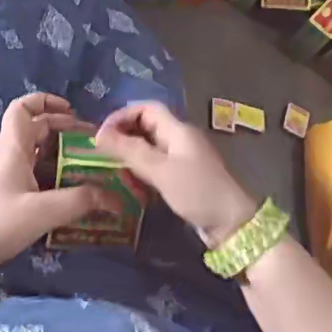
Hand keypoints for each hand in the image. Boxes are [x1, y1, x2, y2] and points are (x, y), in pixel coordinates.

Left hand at [0, 94, 113, 272]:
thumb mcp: (43, 212)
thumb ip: (80, 201)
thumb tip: (113, 196)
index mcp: (13, 146)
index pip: (24, 107)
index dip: (46, 101)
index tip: (72, 111)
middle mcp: (8, 153)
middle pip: (36, 127)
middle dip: (64, 128)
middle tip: (92, 141)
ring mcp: (6, 171)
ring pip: (36, 150)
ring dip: (61, 152)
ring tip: (89, 163)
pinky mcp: (6, 190)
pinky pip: (34, 170)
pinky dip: (53, 171)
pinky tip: (72, 187)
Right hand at [96, 101, 258, 247]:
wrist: (232, 223)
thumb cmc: (197, 191)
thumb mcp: (160, 170)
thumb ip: (131, 151)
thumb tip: (99, 135)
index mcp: (178, 130)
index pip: (146, 108)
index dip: (122, 115)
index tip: (102, 134)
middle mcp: (180, 139)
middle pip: (147, 124)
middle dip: (123, 133)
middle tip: (102, 151)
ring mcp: (182, 158)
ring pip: (150, 145)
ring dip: (130, 152)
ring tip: (111, 165)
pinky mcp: (182, 176)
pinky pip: (156, 163)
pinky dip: (140, 167)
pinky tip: (129, 180)